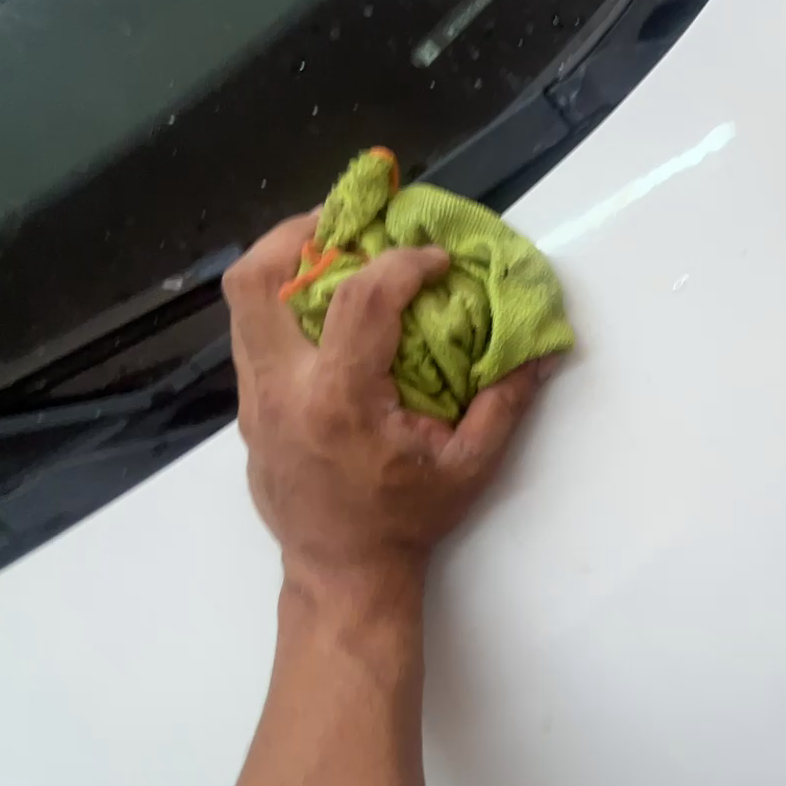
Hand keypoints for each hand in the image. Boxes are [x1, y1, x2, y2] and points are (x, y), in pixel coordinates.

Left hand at [222, 213, 551, 603]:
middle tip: (350, 217)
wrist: (342, 568)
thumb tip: (541, 354)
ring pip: (243, 302)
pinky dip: (287, 300)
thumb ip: (506, 403)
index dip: (402, 265)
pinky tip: (330, 308)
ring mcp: (255, 397)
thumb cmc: (409, 519)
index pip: (360, 302)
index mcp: (340, 400)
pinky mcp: (250, 407)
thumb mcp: (471, 465)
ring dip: (286, 261)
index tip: (437, 258)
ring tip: (337, 248)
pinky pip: (254, 332)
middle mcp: (282, 388)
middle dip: (301, 232)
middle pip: (258, 281)